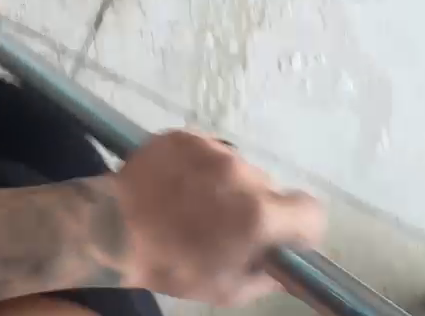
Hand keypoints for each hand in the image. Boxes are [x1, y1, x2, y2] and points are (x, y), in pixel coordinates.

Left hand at [110, 130, 324, 304]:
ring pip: (237, 166)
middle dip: (256, 205)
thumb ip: (267, 273)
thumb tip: (285, 262)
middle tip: (227, 222)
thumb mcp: (228, 288)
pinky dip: (202, 165)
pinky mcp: (185, 134)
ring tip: (198, 200)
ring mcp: (210, 148)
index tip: (286, 236)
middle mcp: (240, 172)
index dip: (302, 226)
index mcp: (257, 214)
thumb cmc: (174, 265)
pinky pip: (208, 150)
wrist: (115, 227)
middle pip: (267, 187)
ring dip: (228, 183)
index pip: (310, 209)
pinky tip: (181, 182)